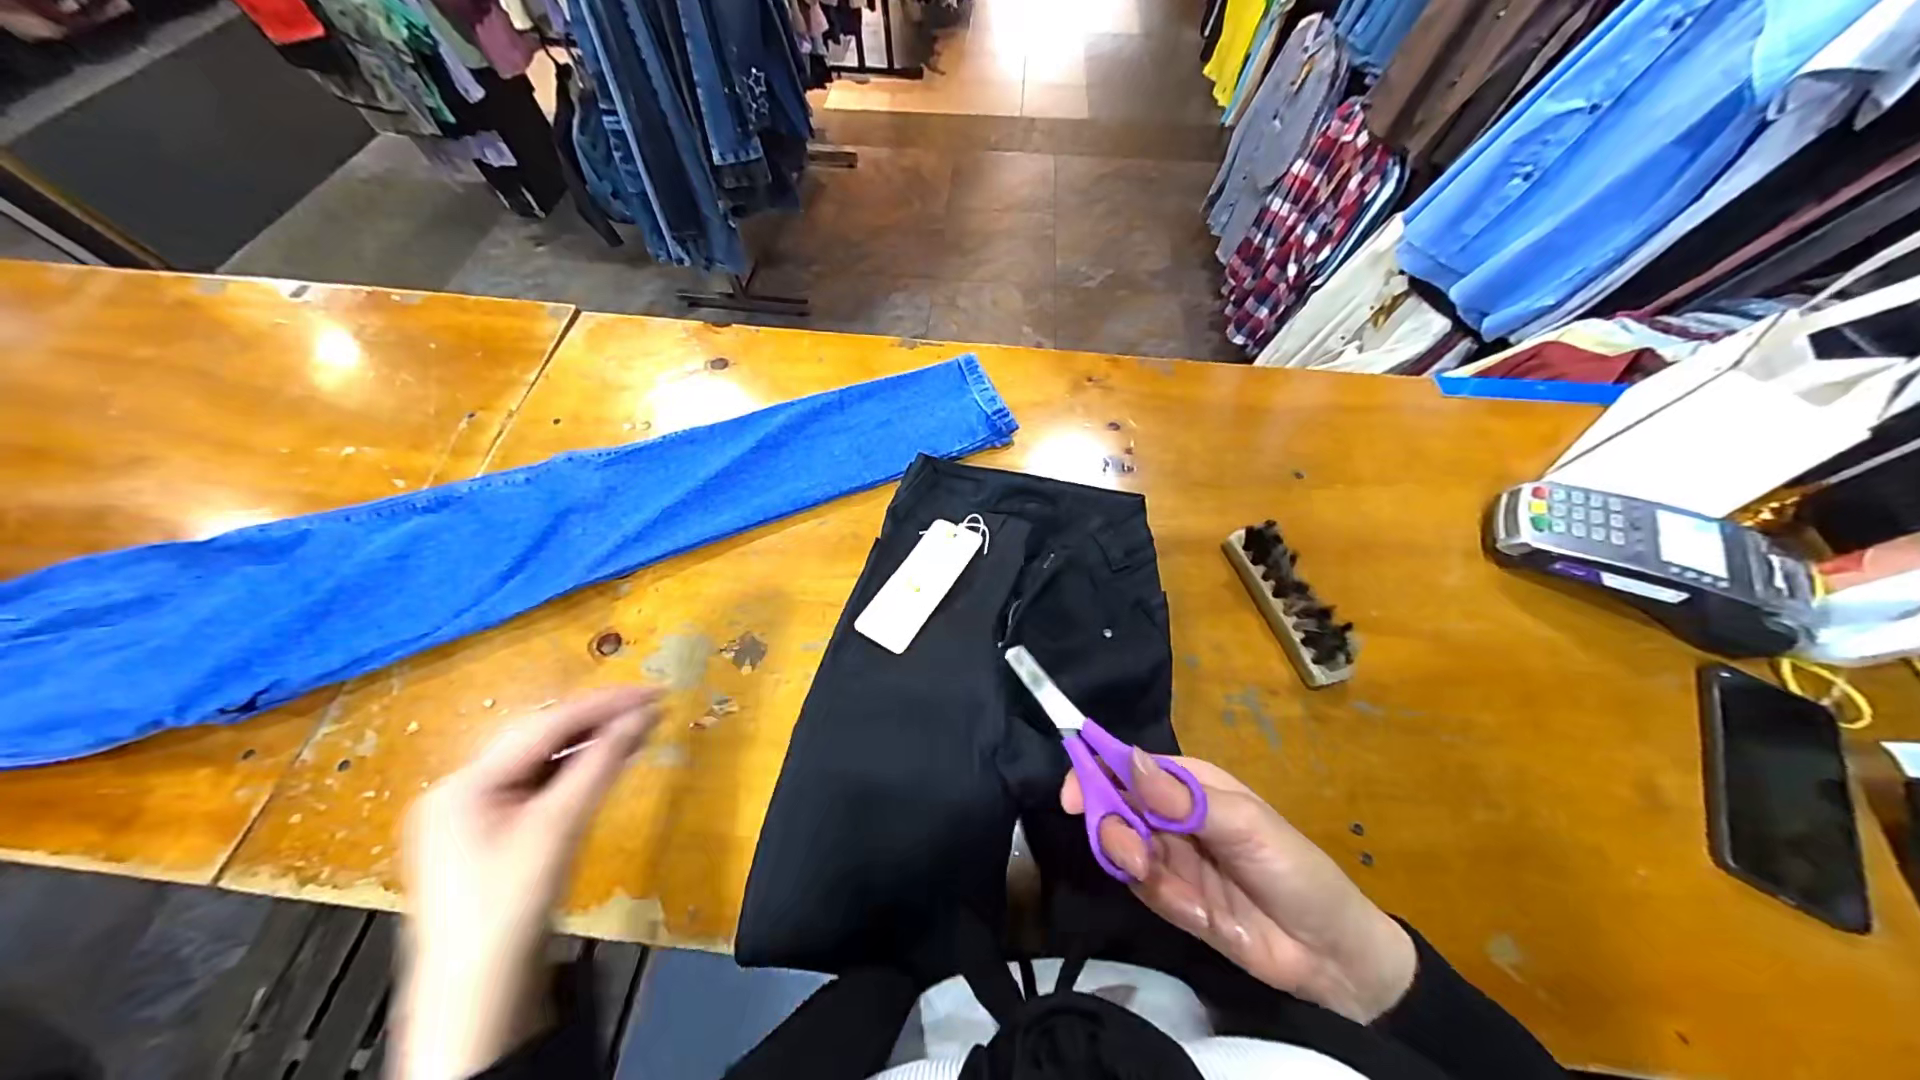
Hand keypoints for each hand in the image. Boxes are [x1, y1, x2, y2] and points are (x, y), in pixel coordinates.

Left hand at [396, 686, 662, 1079]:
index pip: (544, 725)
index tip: (651, 692)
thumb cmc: (509, 909)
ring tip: (641, 727)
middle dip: (598, 722)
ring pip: (542, 762)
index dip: (603, 705)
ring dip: (591, 745)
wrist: (478, 997)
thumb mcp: (559, 828)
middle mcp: (462, 791)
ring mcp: (474, 814)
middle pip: (540, 740)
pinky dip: (577, 772)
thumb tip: (641, 716)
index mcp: (463, 784)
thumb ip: (601, 763)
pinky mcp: (492, 834)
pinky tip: (611, 761)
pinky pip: (540, 786)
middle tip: (650, 707)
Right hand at [1062, 752, 1415, 1022]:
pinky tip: (1200, 912)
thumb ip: (1184, 799)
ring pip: (1122, 848)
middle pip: (1116, 806)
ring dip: (1136, 864)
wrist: (1330, 955)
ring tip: (1167, 884)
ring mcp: (1168, 856)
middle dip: (1115, 828)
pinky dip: (1163, 899)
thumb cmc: (1295, 869)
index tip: (1072, 795)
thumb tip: (1128, 758)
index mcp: (1189, 783)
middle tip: (1135, 854)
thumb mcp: (1245, 826)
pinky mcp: (1169, 897)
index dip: (1096, 771)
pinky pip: (1143, 889)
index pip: (1129, 766)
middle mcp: (1171, 814)